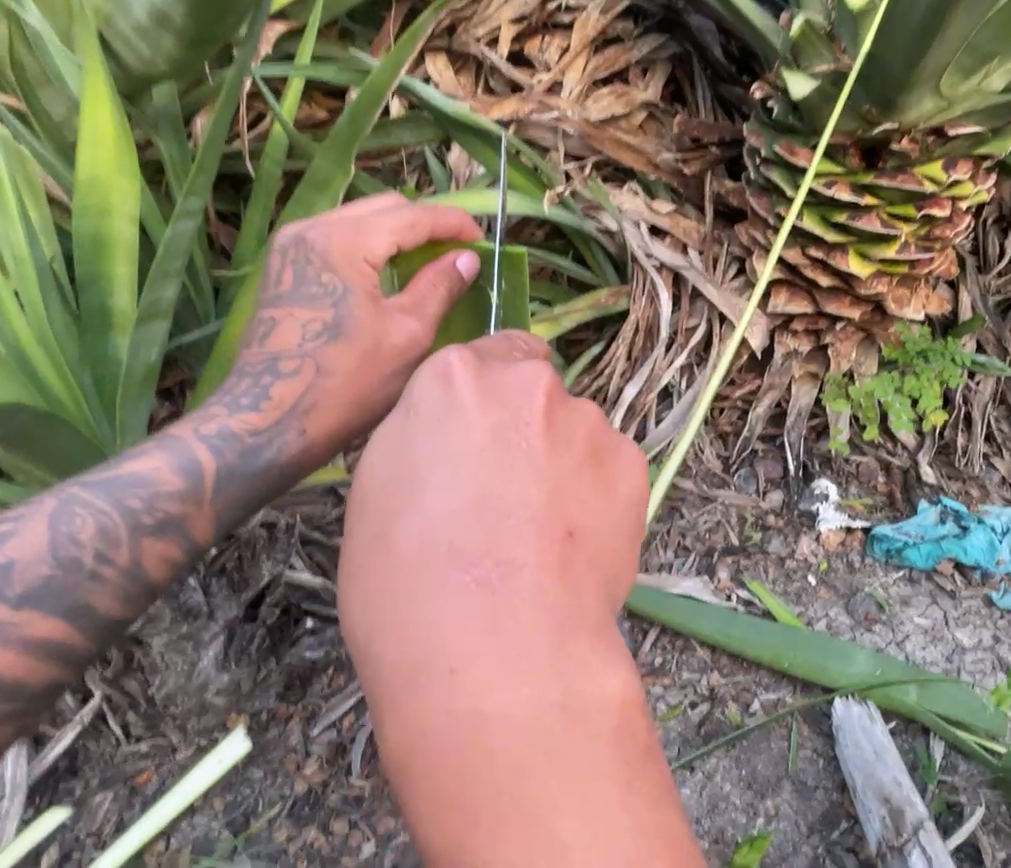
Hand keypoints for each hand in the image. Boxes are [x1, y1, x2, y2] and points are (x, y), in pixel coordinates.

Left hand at [219, 193, 480, 466]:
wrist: (269, 421)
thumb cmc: (346, 382)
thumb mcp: (408, 334)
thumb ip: (439, 286)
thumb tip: (466, 258)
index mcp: (343, 241)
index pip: (412, 216)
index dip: (453, 223)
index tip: (482, 239)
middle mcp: (311, 230)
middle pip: (384, 208)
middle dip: (426, 223)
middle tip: (459, 250)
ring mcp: (291, 247)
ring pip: (359, 220)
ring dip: (398, 233)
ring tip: (431, 259)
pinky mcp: (283, 267)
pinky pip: (338, 238)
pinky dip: (371, 246)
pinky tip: (392, 271)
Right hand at [339, 335, 699, 866]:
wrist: (495, 651)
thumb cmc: (406, 586)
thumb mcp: (380, 492)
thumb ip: (426, 438)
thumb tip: (454, 439)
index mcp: (451, 380)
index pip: (481, 358)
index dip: (481, 402)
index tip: (479, 439)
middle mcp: (525, 385)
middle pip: (531, 388)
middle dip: (524, 425)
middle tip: (509, 492)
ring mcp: (586, 421)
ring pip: (575, 430)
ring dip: (563, 460)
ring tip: (545, 532)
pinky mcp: (631, 463)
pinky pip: (609, 465)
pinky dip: (597, 492)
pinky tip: (577, 544)